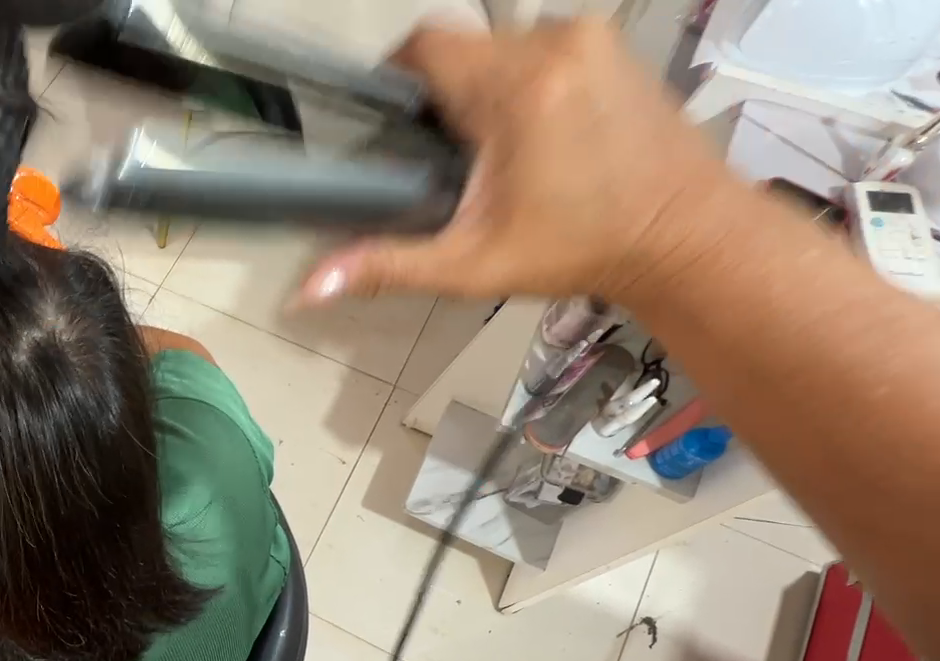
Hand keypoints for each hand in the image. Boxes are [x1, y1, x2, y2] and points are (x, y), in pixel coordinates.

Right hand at [294, 19, 744, 307]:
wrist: (683, 234)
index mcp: (518, 89)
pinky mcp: (612, 46)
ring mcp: (592, 39)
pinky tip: (520, 136)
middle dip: (437, 97)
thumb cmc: (575, 250)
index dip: (393, 74)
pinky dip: (514, 82)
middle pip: (462, 48)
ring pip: (498, 47)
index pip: (429, 44)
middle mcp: (557, 44)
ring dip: (475, 90)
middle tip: (433, 156)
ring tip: (479, 151)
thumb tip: (307, 290)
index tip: (384, 119)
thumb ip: (384, 267)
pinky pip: (537, 46)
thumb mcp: (467, 267)